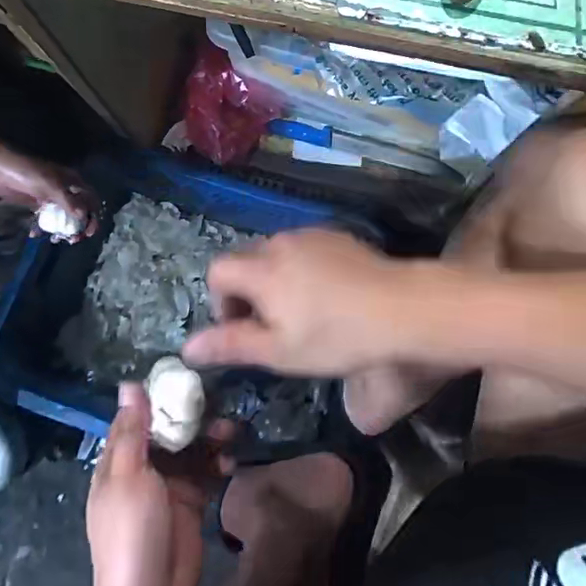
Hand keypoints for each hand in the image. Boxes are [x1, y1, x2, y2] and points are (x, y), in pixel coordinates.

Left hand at [0, 153, 97, 238]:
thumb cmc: (29, 174)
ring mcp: (50, 198)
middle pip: (79, 210)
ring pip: (63, 216)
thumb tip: (84, 216)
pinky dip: (43, 227)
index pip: (90, 199)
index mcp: (73, 182)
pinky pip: (45, 218)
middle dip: (79, 226)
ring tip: (56, 239)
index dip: (93, 215)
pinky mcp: (36, 204)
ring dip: (62, 229)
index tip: (89, 232)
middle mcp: (65, 190)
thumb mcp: (50, 186)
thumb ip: (67, 201)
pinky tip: (36, 234)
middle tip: (73, 240)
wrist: (0, 170)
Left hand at [88, 383, 229, 585]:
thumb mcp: (128, 476)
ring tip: (231, 431)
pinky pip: (205, 474)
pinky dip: (218, 465)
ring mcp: (167, 486)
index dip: (157, 396)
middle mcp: (142, 468)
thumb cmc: (131, 530)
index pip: (136, 417)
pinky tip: (231, 461)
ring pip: (190, 450)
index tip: (183, 372)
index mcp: (118, 461)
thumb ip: (133, 431)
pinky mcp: (190, 502)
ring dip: (210, 438)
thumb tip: (128, 384)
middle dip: (191, 416)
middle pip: (168, 431)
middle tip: (217, 402)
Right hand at [182, 227, 412, 376]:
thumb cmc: (334, 336)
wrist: (398, 306)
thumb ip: (231, 345)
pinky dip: (301, 266)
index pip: (217, 270)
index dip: (220, 300)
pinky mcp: (334, 233)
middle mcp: (280, 242)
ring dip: (275, 277)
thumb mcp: (280, 352)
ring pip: (276, 252)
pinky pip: (303, 247)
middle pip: (246, 259)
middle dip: (248, 290)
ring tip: (302, 310)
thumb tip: (187, 347)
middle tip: (274, 325)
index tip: (243, 327)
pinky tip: (327, 292)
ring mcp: (310, 234)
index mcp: (261, 269)